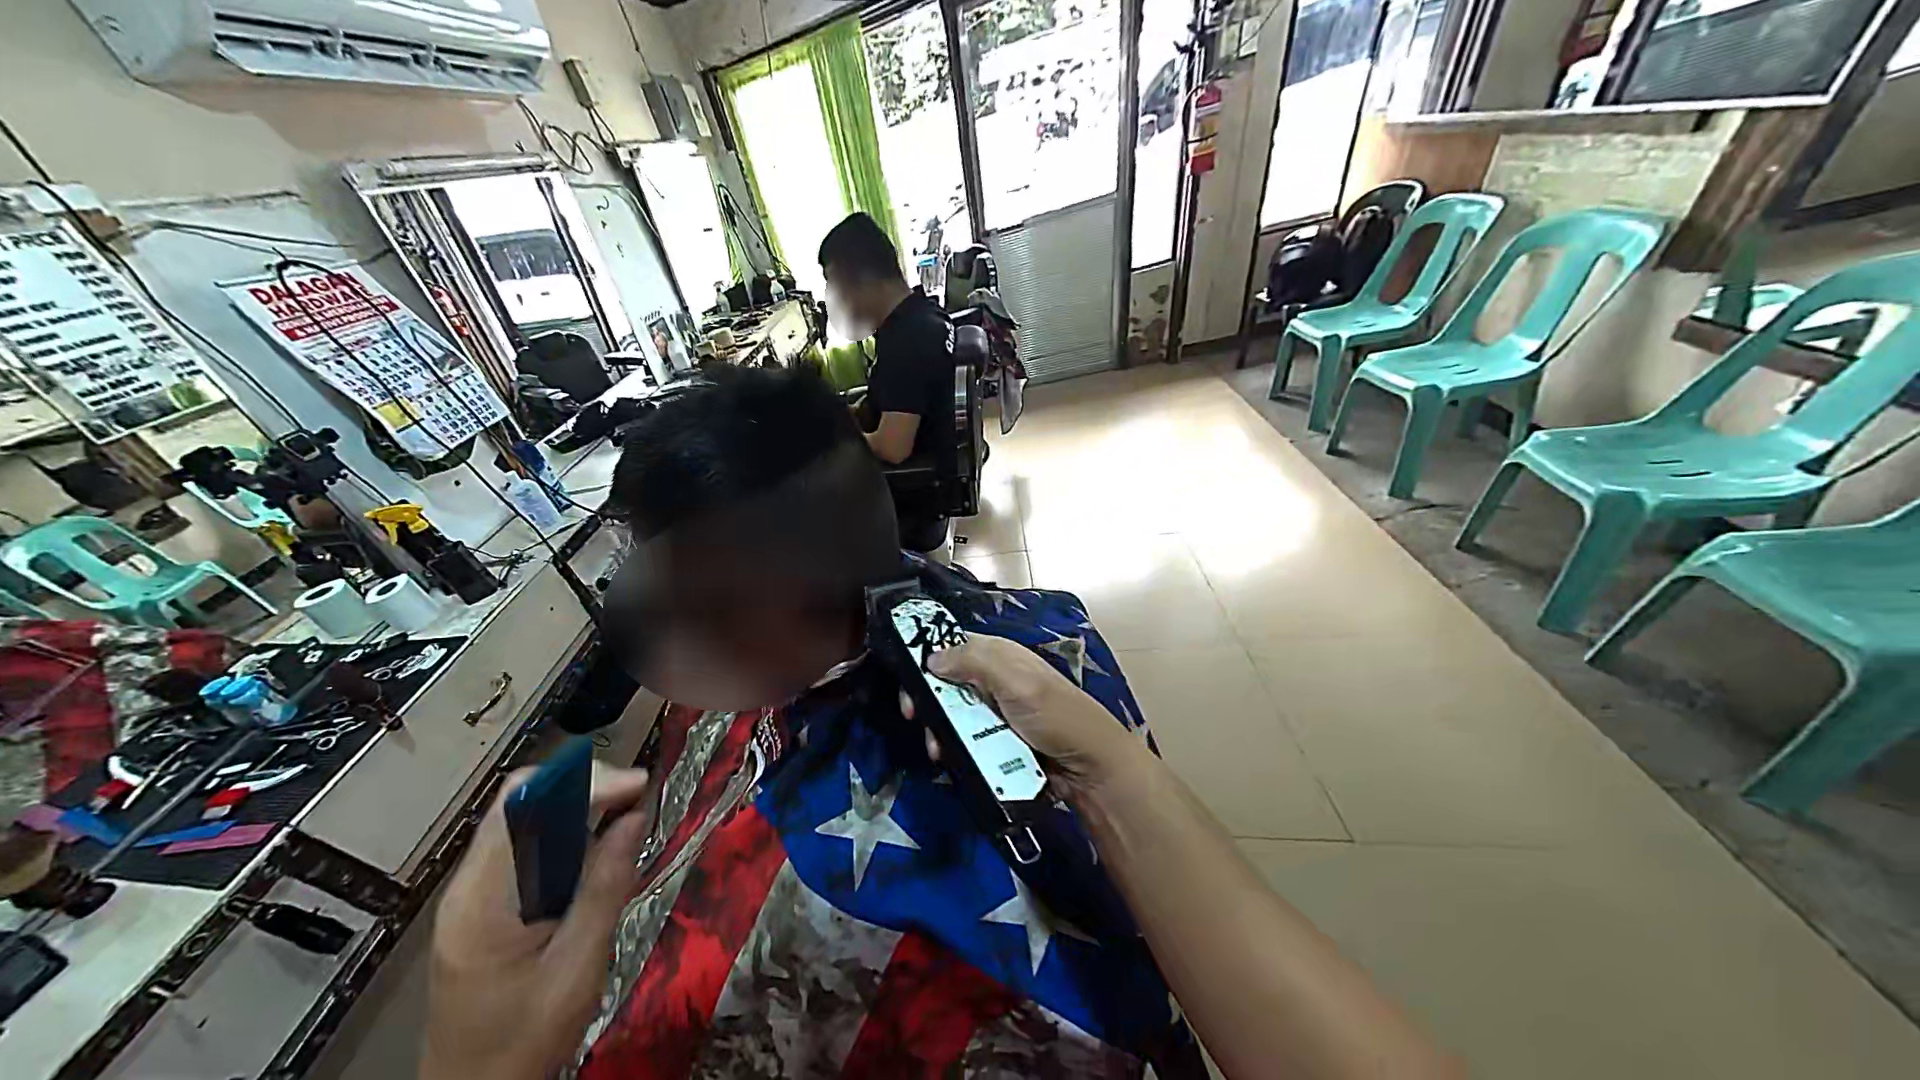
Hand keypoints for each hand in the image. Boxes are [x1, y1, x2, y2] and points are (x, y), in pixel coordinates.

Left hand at [420, 762, 653, 1079]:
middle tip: (639, 803)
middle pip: (524, 804)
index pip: (523, 801)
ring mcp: (473, 896)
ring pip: (528, 823)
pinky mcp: (486, 909)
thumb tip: (635, 816)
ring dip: (580, 813)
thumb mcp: (577, 966)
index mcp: (483, 896)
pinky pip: (528, 851)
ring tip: (629, 822)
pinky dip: (569, 840)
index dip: (582, 780)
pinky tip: (599, 855)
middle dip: (586, 791)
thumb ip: (605, 887)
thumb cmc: (524, 1041)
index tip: (637, 786)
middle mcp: (469, 884)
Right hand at [909, 634, 1150, 800]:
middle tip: (916, 718)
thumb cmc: (1055, 716)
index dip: (928, 660)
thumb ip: (974, 663)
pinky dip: (955, 748)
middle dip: (929, 701)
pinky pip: (967, 740)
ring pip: (953, 715)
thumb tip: (931, 657)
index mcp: (1000, 656)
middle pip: (948, 684)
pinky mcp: (998, 742)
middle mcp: (995, 680)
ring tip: (937, 749)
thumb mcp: (1016, 682)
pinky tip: (949, 759)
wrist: (1089, 767)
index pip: (954, 647)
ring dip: (940, 730)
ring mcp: (996, 713)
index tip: (909, 682)